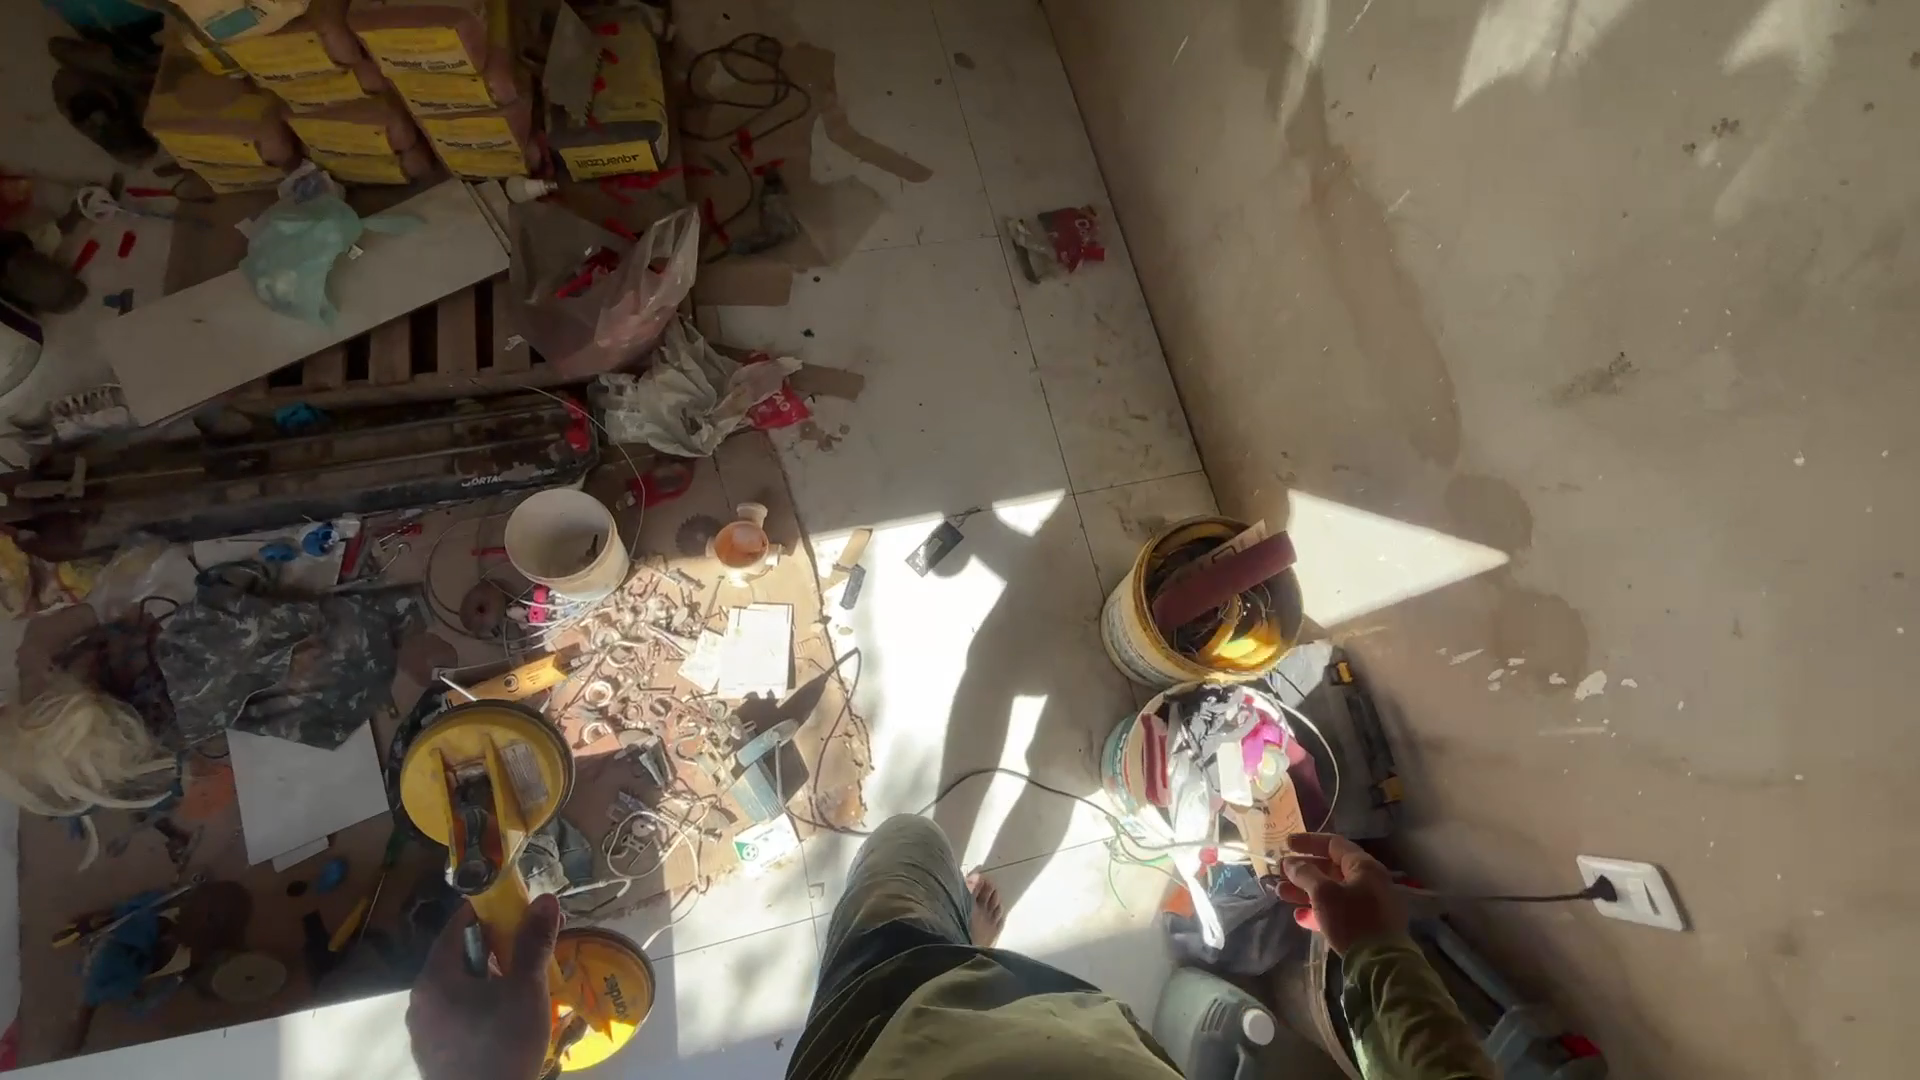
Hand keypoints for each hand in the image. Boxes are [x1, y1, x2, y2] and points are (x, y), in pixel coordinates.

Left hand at [407, 894, 562, 1079]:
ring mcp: (425, 1028)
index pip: (458, 926)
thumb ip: (534, 941)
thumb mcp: (527, 987)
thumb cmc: (503, 1043)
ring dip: (493, 969)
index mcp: (435, 979)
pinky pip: (459, 1006)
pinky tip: (509, 1007)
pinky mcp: (435, 1049)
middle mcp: (421, 1000)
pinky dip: (483, 995)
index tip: (521, 904)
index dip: (490, 909)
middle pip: (461, 953)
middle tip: (533, 939)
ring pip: (461, 981)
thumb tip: (545, 899)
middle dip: (498, 940)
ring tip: (527, 973)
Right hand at [1271, 832, 1405, 954]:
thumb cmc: (1353, 920)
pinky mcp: (1367, 928)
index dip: (1308, 842)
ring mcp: (1370, 906)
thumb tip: (1290, 863)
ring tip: (1281, 894)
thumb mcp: (1323, 893)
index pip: (1334, 844)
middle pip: (1331, 869)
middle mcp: (1369, 883)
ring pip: (1332, 892)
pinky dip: (1319, 911)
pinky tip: (1300, 918)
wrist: (1382, 967)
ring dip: (1305, 891)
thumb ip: (1305, 873)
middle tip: (1280, 873)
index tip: (1287, 844)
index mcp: (1364, 868)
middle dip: (1302, 871)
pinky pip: (1339, 912)